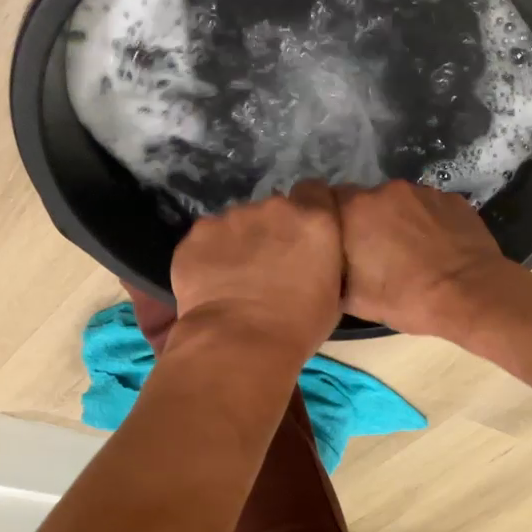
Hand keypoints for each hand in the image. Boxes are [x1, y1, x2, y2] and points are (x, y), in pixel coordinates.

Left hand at [169, 182, 343, 353]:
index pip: (315, 190)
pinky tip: (216, 280)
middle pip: (276, 208)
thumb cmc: (301, 324)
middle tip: (273, 262)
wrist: (240, 340)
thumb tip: (313, 256)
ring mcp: (232, 217)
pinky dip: (214, 253)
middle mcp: (274, 208)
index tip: (308, 230)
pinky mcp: (197, 233)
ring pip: (241, 222)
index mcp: (315, 220)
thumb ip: (323, 259)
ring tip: (240, 275)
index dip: (311, 208)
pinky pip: (210, 237)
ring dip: (244, 240)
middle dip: (276, 228)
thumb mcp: (333, 291)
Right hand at [336, 180, 512, 335]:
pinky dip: (431, 223)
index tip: (342, 243)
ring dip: (401, 220)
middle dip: (369, 222)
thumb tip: (328, 265)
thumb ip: (332, 272)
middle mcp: (388, 189)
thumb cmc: (409, 299)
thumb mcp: (356, 300)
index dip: (334, 222)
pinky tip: (440, 248)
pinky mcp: (455, 200)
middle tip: (379, 253)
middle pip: (368, 200)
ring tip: (414, 252)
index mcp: (356, 208)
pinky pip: (432, 208)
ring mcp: (425, 192)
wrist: (473, 294)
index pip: (328, 201)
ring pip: (402, 203)